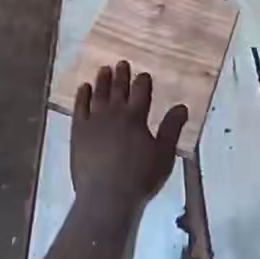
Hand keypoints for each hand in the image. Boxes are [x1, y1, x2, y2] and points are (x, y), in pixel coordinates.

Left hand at [71, 61, 186, 214]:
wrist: (106, 195)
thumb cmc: (140, 178)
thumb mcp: (163, 155)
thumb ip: (171, 129)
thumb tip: (181, 106)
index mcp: (136, 117)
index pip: (141, 92)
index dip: (143, 82)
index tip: (143, 74)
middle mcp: (114, 113)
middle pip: (118, 89)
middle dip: (121, 75)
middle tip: (121, 63)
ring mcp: (93, 121)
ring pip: (98, 94)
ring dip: (102, 81)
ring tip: (103, 69)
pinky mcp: (78, 131)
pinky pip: (79, 107)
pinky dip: (82, 96)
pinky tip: (83, 88)